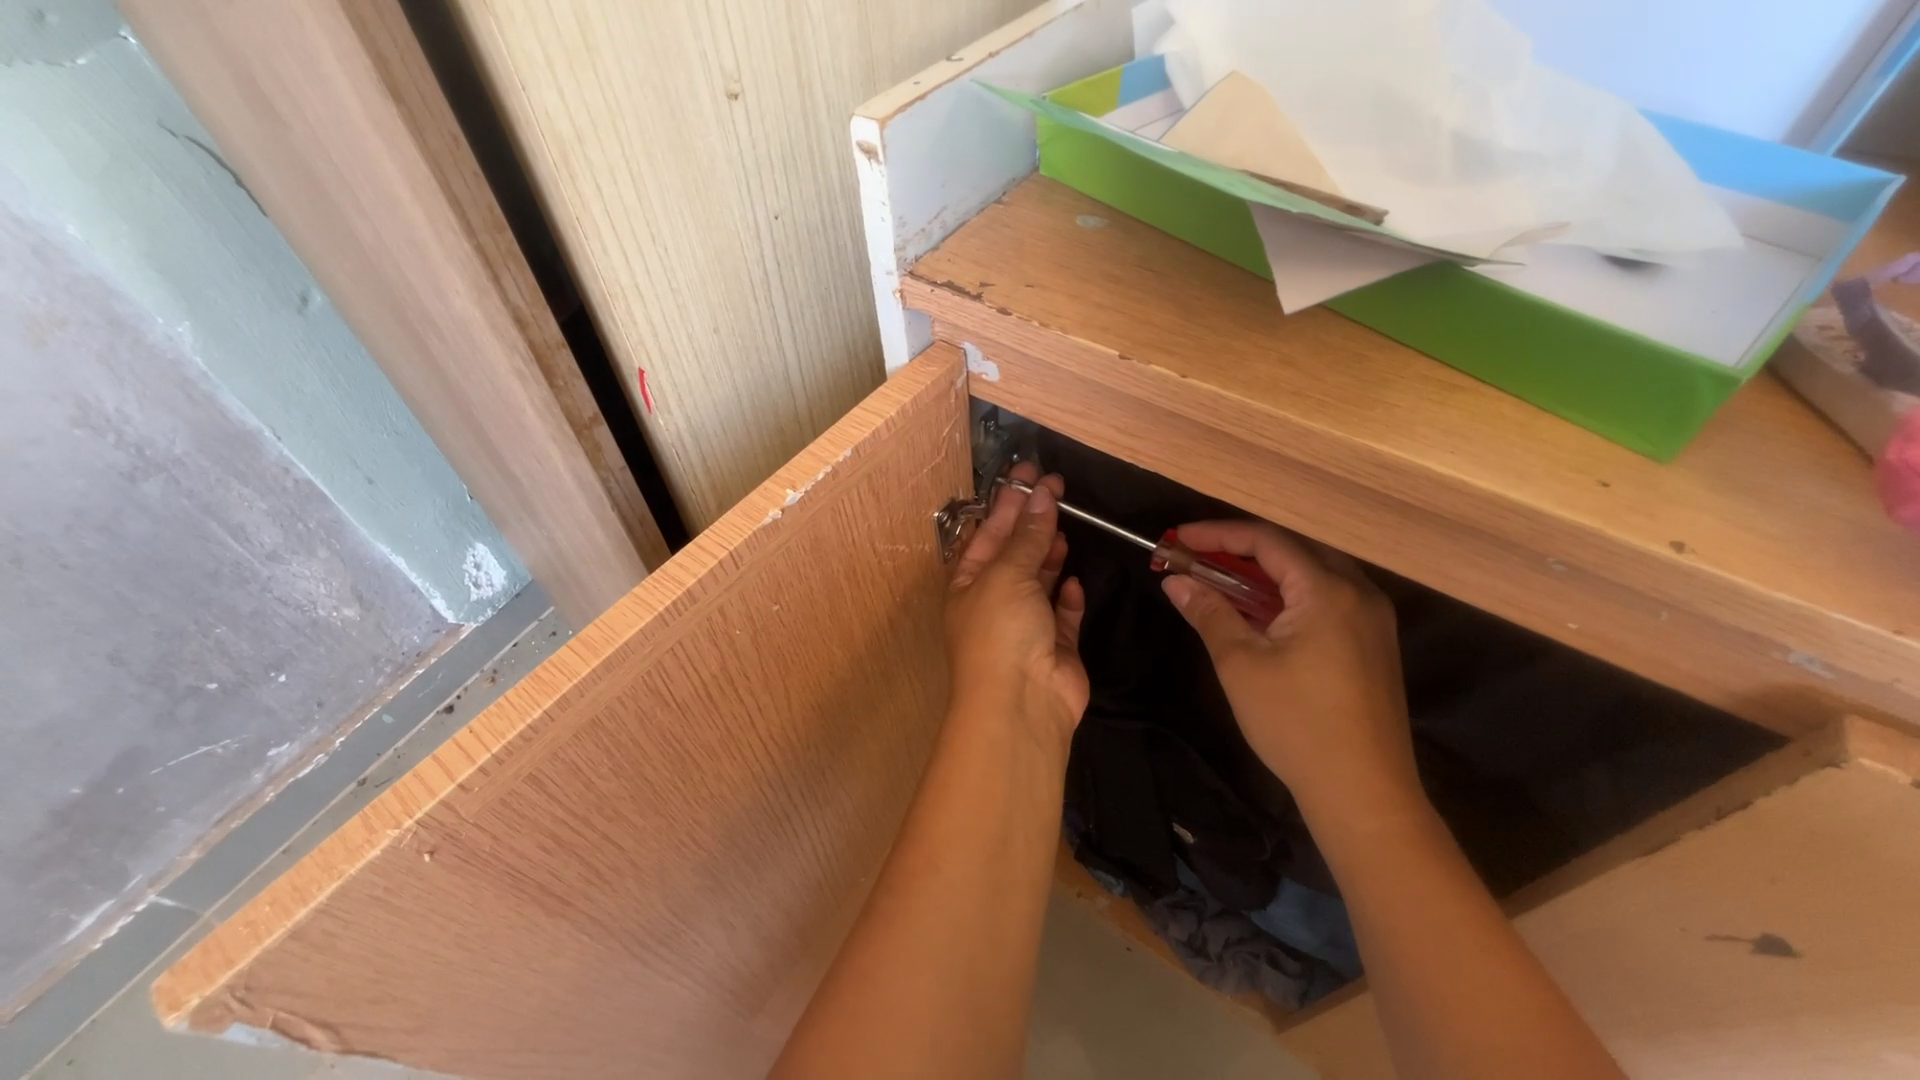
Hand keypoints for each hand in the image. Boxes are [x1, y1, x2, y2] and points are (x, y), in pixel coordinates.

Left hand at [945, 463, 1088, 748]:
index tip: (1031, 473)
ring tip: (1066, 524)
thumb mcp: (1007, 574)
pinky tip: (1075, 579)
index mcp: (968, 583)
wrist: (1021, 704)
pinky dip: (1069, 596)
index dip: (1008, 502)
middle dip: (1033, 521)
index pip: (987, 533)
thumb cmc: (1000, 631)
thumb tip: (1043, 496)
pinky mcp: (1057, 646)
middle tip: (1058, 486)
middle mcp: (994, 602)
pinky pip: (1064, 614)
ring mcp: (1026, 625)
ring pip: (1040, 581)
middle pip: (1014, 553)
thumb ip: (1029, 537)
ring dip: (1051, 553)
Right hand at [1161, 521, 1418, 824]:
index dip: (1217, 535)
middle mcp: (1359, 593)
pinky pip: (1328, 600)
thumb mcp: (1241, 665)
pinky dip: (1289, 596)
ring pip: (1313, 575)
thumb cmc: (1295, 723)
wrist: (1363, 791)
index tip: (1177, 541)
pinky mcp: (1374, 645)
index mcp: (1328, 591)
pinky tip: (1261, 614)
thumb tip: (1176, 582)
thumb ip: (1209, 613)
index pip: (1268, 541)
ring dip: (1265, 574)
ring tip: (1220, 582)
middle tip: (1195, 558)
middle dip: (1240, 550)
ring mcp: (1373, 620)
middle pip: (1294, 551)